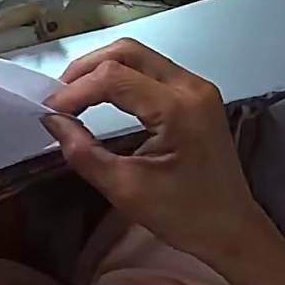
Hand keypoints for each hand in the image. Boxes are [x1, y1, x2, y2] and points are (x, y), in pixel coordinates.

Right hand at [41, 39, 268, 266]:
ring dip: (101, 69)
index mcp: (178, 109)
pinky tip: (101, 96)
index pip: (114, 78)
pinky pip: (149, 69)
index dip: (75, 90)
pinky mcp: (195, 94)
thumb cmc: (183, 216)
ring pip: (138, 55)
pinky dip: (119, 76)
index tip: (50, 111)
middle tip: (60, 95)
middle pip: (127, 52)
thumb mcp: (124, 189)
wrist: (234, 232)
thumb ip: (83, 152)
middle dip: (86, 69)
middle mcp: (190, 87)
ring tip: (74, 95)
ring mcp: (196, 87)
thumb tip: (51, 120)